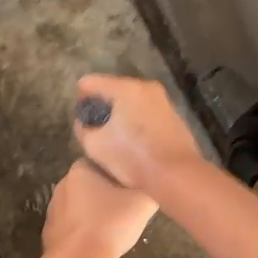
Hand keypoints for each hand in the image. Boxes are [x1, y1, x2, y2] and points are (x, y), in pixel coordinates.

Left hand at [43, 160, 157, 257]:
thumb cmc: (112, 223)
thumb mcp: (143, 202)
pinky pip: (71, 227)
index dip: (117, 174)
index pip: (101, 163)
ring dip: (93, 213)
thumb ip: (149, 188)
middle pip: (89, 185)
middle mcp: (62, 184)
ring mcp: (53, 210)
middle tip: (124, 209)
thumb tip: (152, 185)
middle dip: (105, 194)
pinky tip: (95, 242)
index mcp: (80, 170)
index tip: (130, 188)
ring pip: (79, 206)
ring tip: (111, 228)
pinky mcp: (50, 232)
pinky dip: (82, 231)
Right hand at [73, 76, 202, 192]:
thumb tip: (85, 123)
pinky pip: (146, 112)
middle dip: (102, 108)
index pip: (89, 82)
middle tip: (97, 132)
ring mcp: (163, 100)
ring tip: (116, 139)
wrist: (177, 175)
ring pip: (131, 101)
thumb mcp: (95, 146)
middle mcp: (146, 87)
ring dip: (120, 115)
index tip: (82, 122)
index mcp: (125, 88)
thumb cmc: (133, 157)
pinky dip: (137, 122)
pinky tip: (135, 143)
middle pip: (112, 89)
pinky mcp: (174, 116)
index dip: (79, 100)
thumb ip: (83, 129)